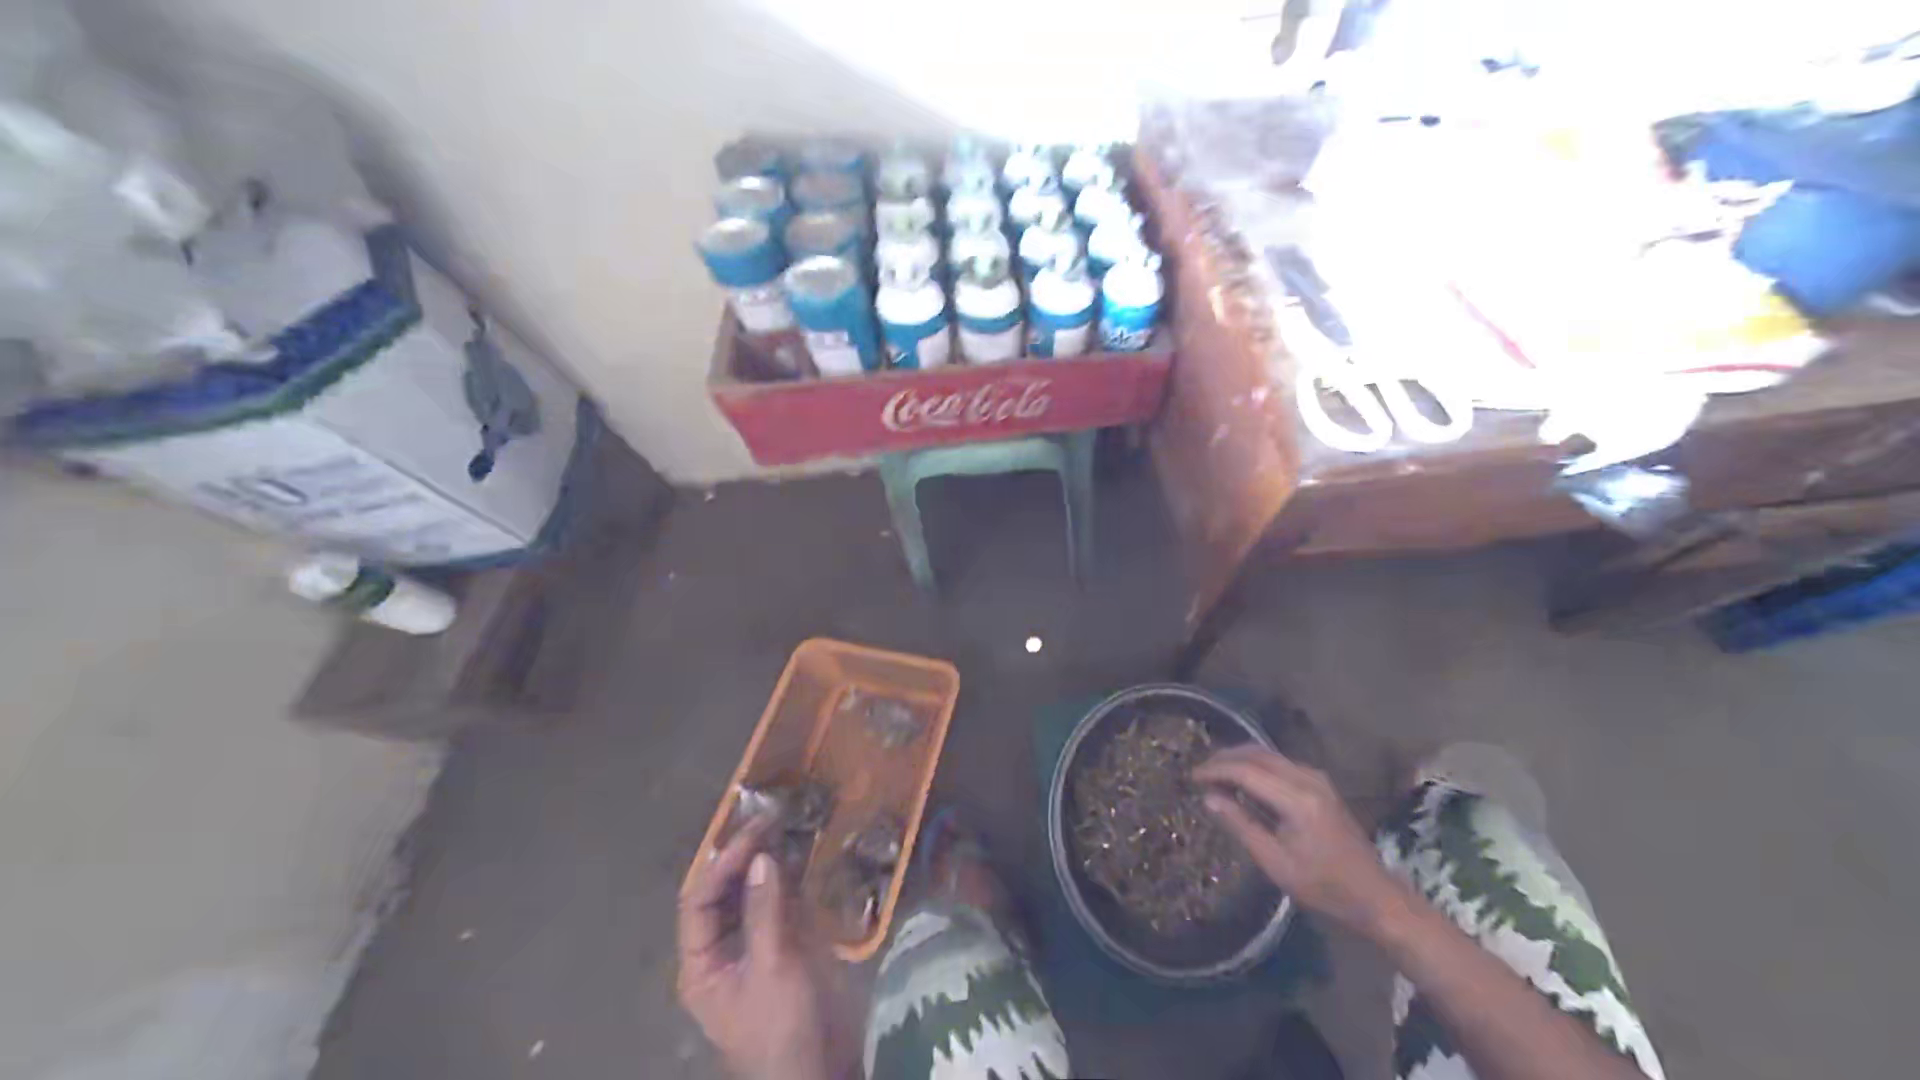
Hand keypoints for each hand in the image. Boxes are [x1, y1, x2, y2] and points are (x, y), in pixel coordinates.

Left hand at [677, 817, 841, 1079]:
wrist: (820, 1072)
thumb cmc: (783, 1030)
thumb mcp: (773, 969)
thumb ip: (766, 911)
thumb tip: (762, 856)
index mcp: (701, 965)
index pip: (700, 901)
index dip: (722, 864)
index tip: (752, 834)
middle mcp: (721, 950)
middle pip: (723, 892)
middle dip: (742, 855)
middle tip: (769, 817)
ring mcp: (753, 946)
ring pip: (751, 892)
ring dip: (765, 860)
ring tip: (784, 824)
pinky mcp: (783, 945)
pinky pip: (778, 902)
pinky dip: (787, 877)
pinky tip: (801, 852)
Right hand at [1194, 746, 1410, 935]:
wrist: (1375, 897)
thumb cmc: (1323, 886)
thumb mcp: (1274, 862)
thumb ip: (1240, 825)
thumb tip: (1208, 798)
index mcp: (1297, 800)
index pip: (1246, 771)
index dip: (1215, 770)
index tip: (1191, 777)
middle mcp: (1308, 779)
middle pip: (1257, 754)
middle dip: (1224, 758)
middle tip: (1200, 772)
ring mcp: (1317, 779)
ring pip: (1268, 755)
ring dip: (1239, 760)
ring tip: (1215, 776)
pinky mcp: (1320, 784)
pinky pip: (1280, 764)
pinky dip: (1256, 766)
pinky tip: (1243, 781)